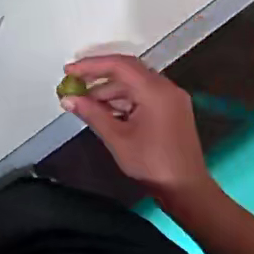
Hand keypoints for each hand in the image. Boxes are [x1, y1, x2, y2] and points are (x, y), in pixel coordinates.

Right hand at [60, 55, 213, 200]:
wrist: (184, 187)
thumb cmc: (152, 163)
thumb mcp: (117, 138)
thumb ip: (92, 114)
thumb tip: (68, 99)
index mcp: (155, 91)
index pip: (119, 66)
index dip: (90, 65)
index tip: (68, 71)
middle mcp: (166, 89)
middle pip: (127, 71)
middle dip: (98, 76)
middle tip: (74, 84)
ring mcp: (170, 99)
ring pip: (134, 84)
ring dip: (108, 91)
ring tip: (84, 103)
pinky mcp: (170, 110)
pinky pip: (142, 96)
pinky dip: (121, 100)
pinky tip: (104, 112)